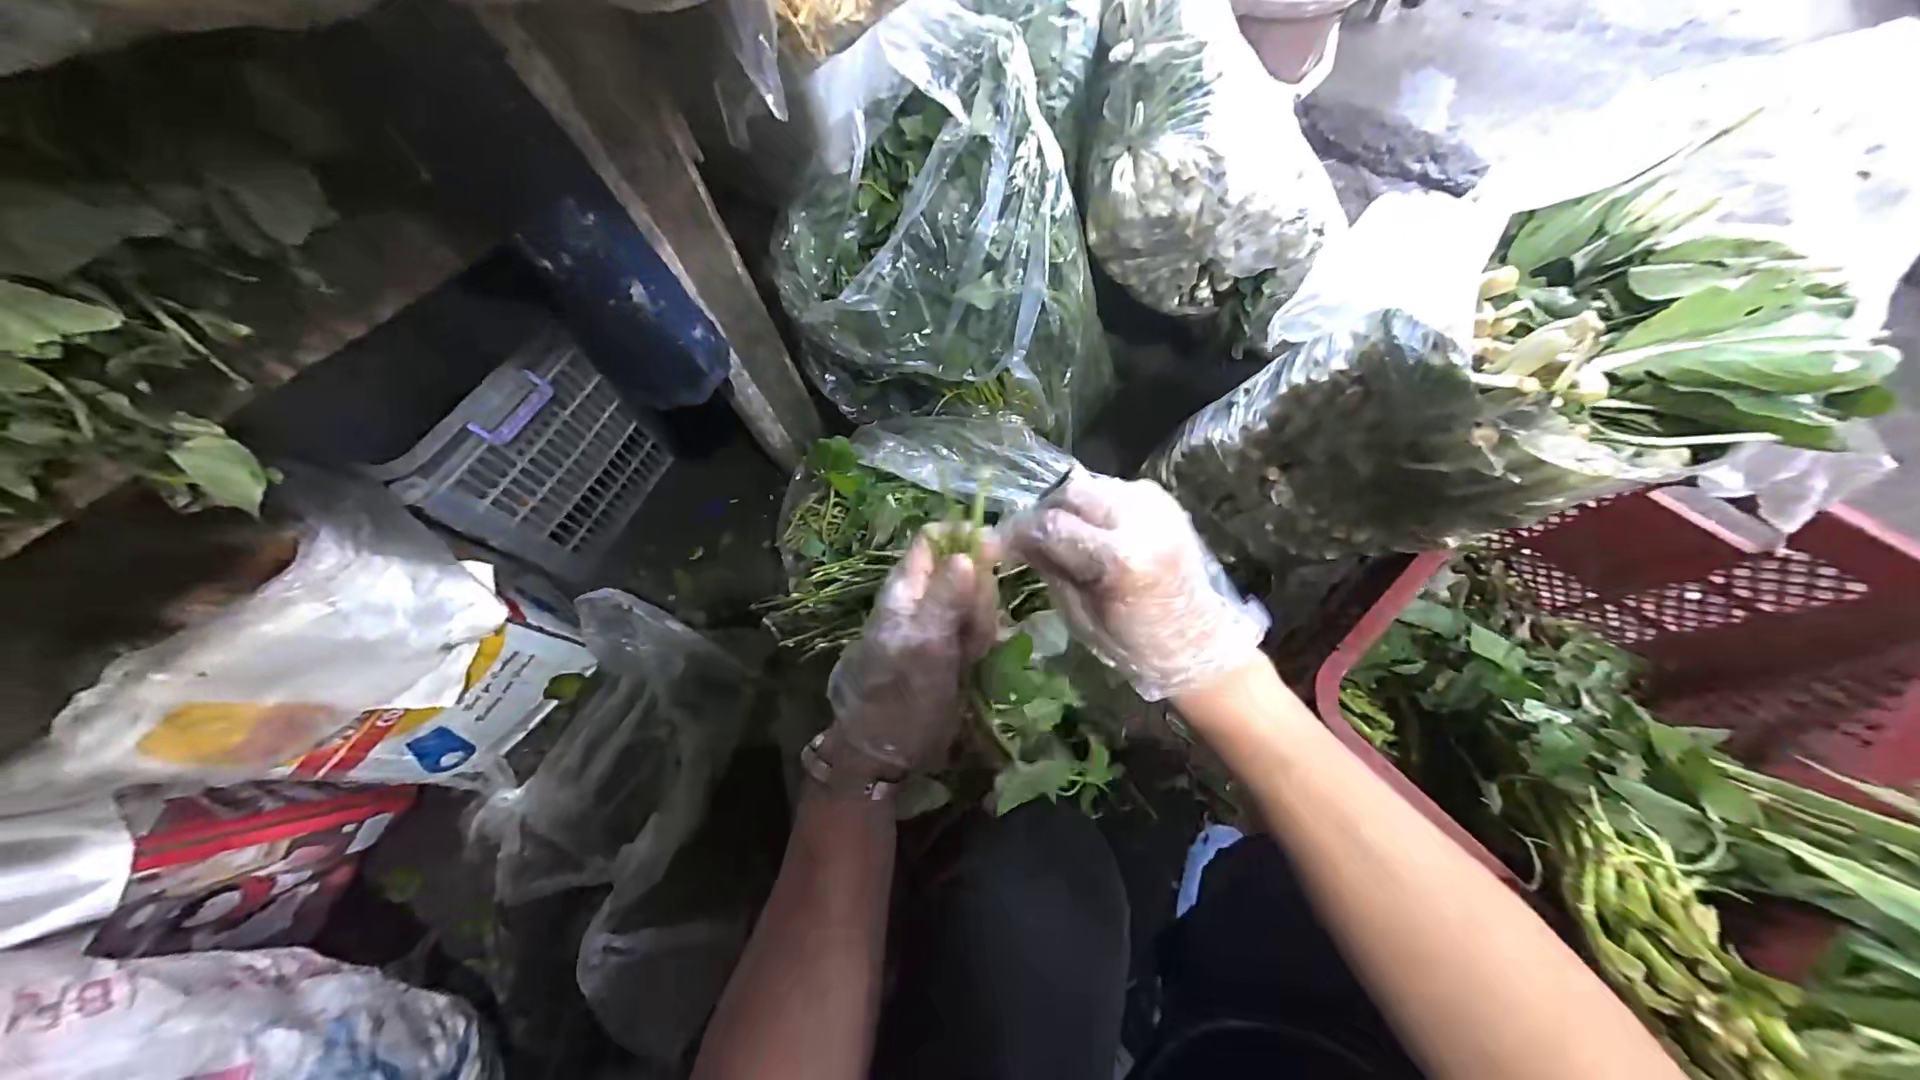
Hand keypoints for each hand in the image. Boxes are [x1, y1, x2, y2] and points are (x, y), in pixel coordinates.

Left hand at [825, 527, 999, 775]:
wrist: (885, 751)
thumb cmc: (896, 696)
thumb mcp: (922, 646)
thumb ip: (945, 599)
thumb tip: (967, 552)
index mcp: (906, 588)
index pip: (935, 539)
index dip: (964, 538)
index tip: (994, 555)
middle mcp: (924, 599)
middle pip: (966, 568)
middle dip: (980, 593)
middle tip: (974, 628)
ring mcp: (941, 623)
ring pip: (977, 599)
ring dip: (982, 622)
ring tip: (970, 653)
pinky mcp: (955, 647)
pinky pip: (979, 627)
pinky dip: (983, 641)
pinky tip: (974, 661)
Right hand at [1006, 472, 1266, 700]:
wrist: (1198, 642)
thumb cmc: (1134, 644)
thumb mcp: (1080, 614)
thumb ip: (1049, 566)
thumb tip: (1012, 539)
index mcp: (1121, 558)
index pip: (1052, 524)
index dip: (1018, 531)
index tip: (997, 543)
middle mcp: (1141, 519)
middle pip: (1070, 490)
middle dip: (1042, 511)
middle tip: (1026, 536)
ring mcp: (1156, 505)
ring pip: (1091, 484)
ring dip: (1067, 506)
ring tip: (1058, 534)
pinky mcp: (1164, 500)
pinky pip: (1112, 490)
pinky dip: (1093, 506)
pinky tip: (1089, 530)